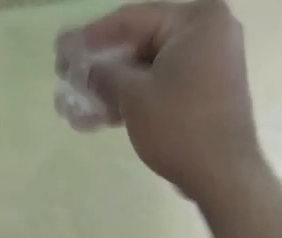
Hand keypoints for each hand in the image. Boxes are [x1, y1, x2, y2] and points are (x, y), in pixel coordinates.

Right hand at [56, 1, 263, 197]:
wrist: (223, 174)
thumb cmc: (180, 127)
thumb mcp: (134, 96)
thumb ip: (103, 74)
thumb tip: (79, 66)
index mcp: (196, 19)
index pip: (131, 20)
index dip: (90, 37)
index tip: (59, 49)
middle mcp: (207, 32)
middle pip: (139, 45)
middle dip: (99, 69)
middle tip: (65, 78)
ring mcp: (208, 64)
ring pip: (146, 71)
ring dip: (109, 91)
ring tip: (72, 107)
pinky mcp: (203, 93)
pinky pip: (160, 88)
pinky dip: (132, 101)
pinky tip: (97, 119)